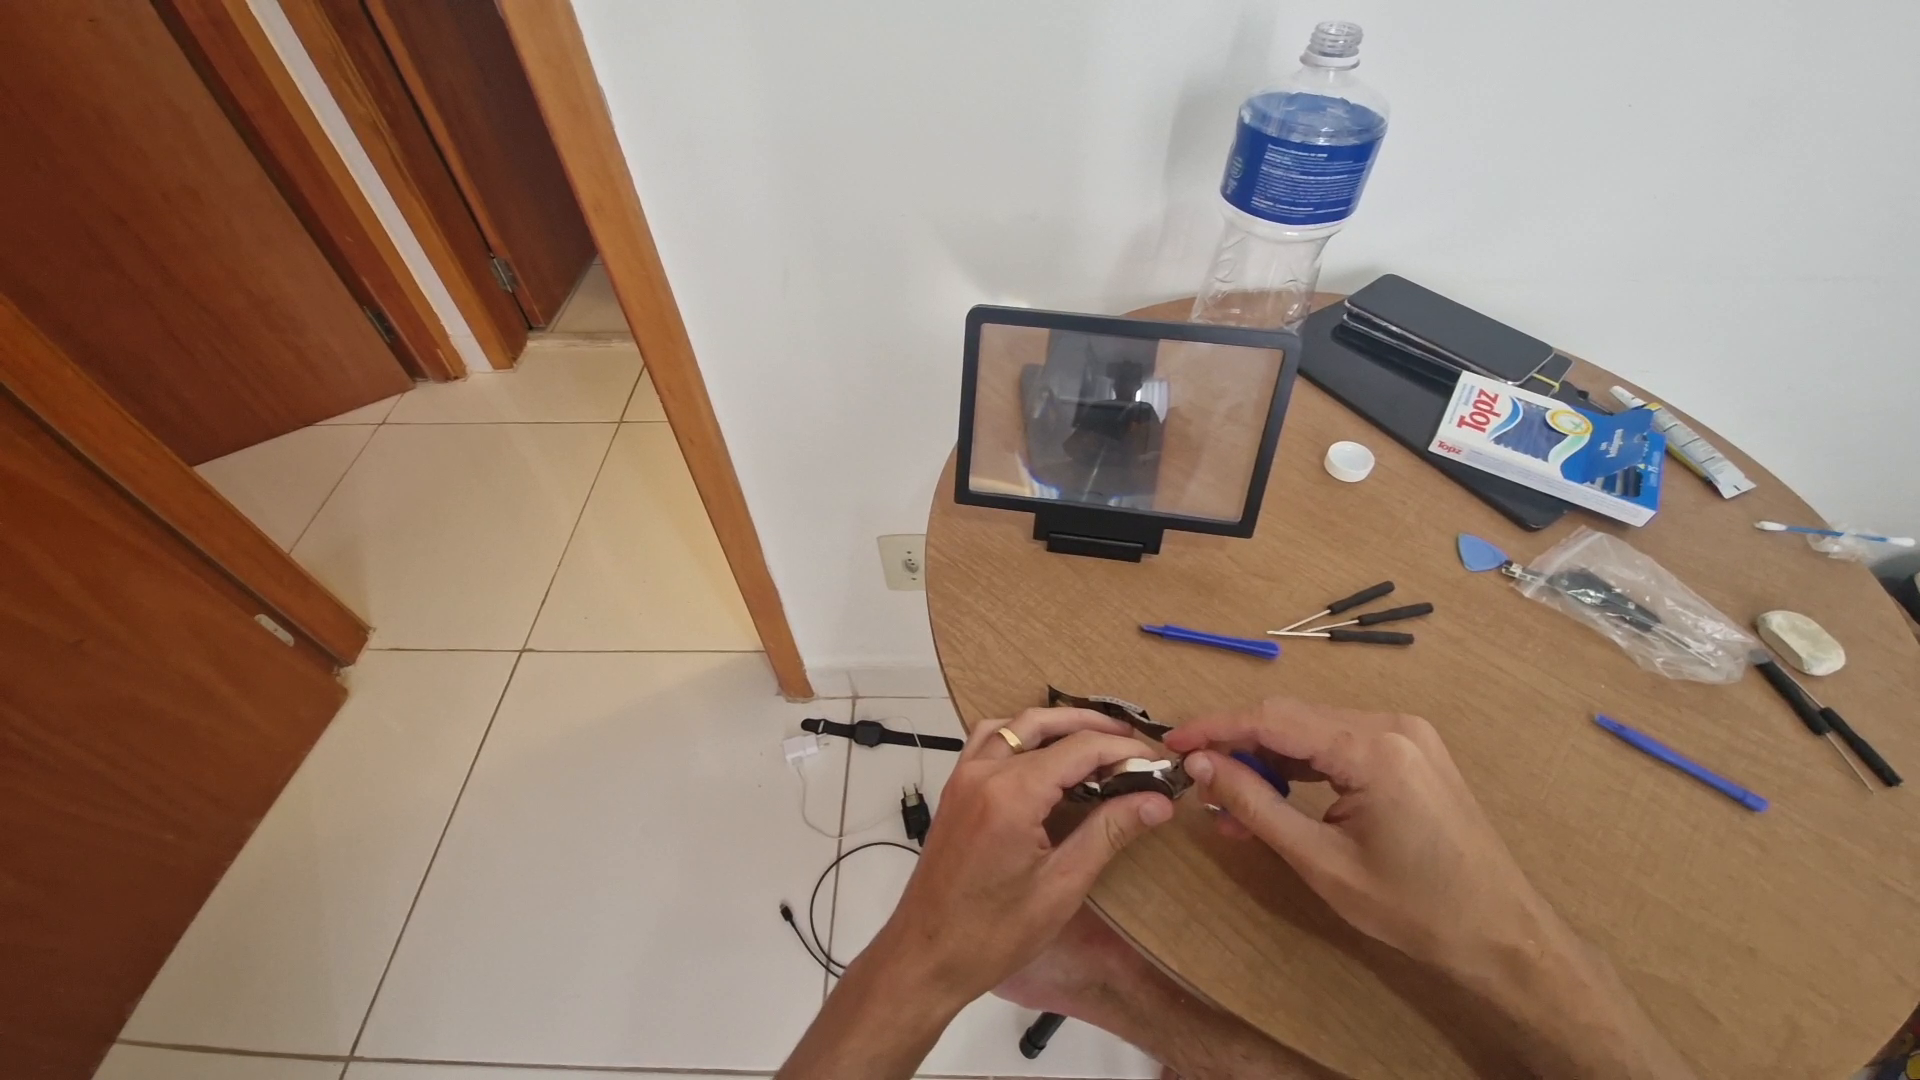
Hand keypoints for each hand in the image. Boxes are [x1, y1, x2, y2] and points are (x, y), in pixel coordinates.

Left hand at [871, 707, 1174, 1006]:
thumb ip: (1109, 833)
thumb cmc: (993, 933)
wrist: (927, 955)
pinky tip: (1043, 753)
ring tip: (1095, 741)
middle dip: (1093, 727)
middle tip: (1133, 744)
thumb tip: (1155, 802)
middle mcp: (983, 772)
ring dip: (1056, 723)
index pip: (1079, 749)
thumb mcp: (1062, 886)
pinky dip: (1020, 733)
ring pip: (1015, 725)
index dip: (1122, 749)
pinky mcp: (955, 787)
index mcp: (1011, 794)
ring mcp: (964, 776)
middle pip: (1045, 724)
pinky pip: (988, 738)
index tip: (1155, 763)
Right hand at [1165, 698, 1549, 973]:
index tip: (1172, 744)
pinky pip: (1334, 743)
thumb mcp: (1320, 861)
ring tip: (1228, 800)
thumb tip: (1199, 765)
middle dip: (1236, 745)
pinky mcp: (1406, 748)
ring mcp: (1403, 733)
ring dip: (1265, 758)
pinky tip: (1272, 796)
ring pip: (1308, 729)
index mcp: (1373, 748)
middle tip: (1196, 779)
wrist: (1506, 937)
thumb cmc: (1414, 909)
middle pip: (1287, 717)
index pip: (1271, 719)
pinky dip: (1297, 766)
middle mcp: (1389, 724)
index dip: (1214, 728)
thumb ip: (1254, 804)